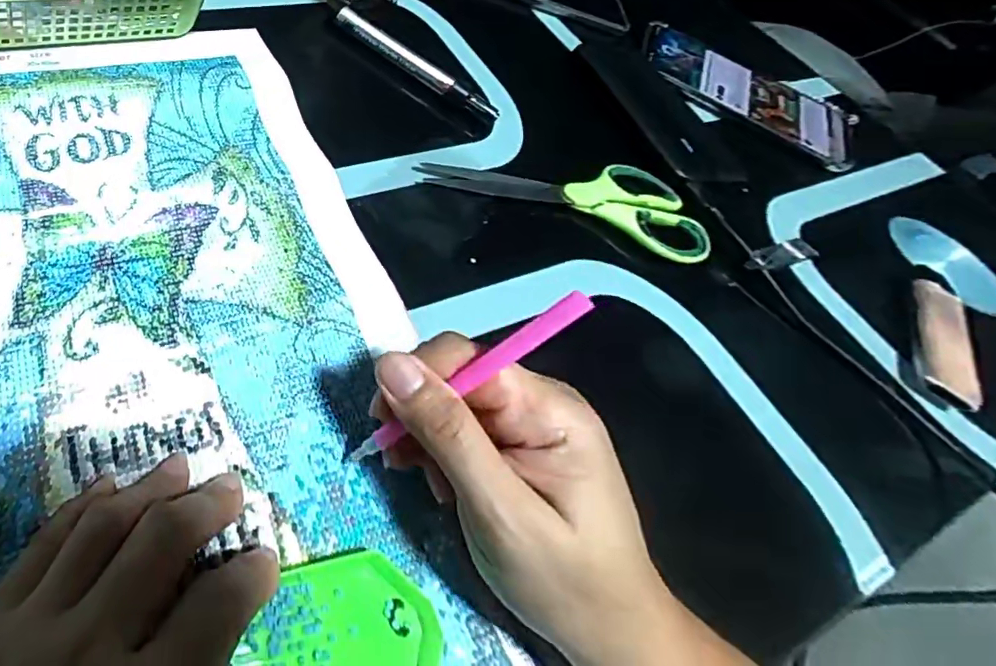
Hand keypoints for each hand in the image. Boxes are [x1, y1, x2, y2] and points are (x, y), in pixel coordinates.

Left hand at [0, 453, 278, 665]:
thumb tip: (229, 616)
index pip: (216, 609)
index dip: (251, 576)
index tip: (263, 558)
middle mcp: (92, 649)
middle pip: (161, 543)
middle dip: (206, 506)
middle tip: (230, 486)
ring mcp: (33, 629)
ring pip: (104, 528)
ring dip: (148, 489)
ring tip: (179, 466)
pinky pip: (45, 542)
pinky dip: (81, 507)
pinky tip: (108, 485)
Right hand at [369, 334, 751, 665]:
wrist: (613, 637)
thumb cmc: (563, 581)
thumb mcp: (498, 511)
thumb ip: (446, 432)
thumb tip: (391, 364)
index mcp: (548, 407)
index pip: (468, 358)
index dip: (418, 378)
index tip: (382, 420)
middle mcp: (539, 400)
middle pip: (458, 376)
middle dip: (418, 410)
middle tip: (395, 457)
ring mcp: (529, 422)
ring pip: (455, 401)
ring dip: (424, 433)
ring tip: (415, 475)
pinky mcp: (518, 444)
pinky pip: (464, 426)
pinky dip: (439, 449)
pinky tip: (437, 480)